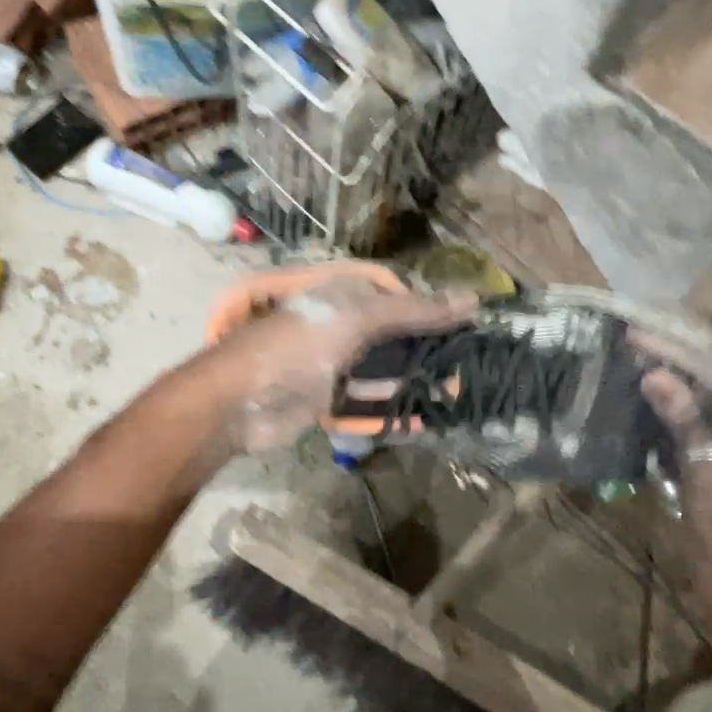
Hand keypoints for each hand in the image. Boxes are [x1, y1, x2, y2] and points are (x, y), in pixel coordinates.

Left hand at [205, 266, 476, 452]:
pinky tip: (426, 419)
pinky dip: (392, 409)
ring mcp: (330, 362)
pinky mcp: (325, 398)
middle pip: (391, 333)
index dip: (430, 306)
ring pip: (381, 369)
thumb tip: (473, 299)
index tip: (469, 324)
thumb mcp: (356, 318)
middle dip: (427, 348)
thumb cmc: (296, 346)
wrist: (239, 402)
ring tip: (458, 394)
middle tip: (470, 365)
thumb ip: (412, 311)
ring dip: (415, 380)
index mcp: (340, 293)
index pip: (396, 292)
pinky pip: (365, 401)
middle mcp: (337, 323)